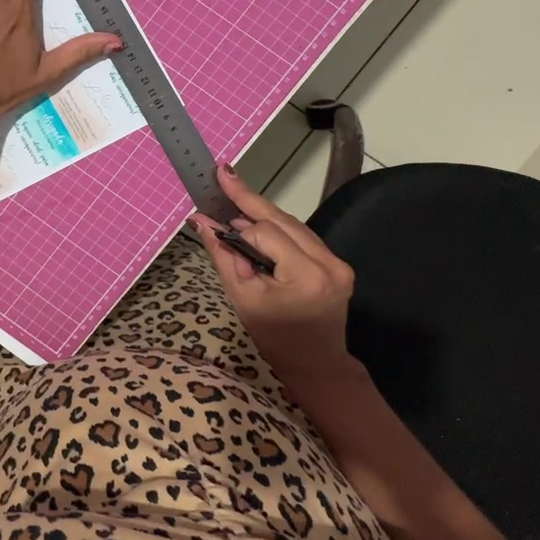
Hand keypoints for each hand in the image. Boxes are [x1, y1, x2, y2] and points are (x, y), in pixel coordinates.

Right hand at [192, 164, 355, 381]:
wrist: (316, 364)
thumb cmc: (274, 337)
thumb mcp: (242, 297)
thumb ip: (223, 255)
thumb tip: (201, 221)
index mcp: (307, 274)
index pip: (265, 233)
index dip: (238, 228)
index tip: (211, 213)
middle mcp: (329, 262)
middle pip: (282, 220)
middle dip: (250, 201)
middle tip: (223, 175)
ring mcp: (337, 262)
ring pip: (292, 224)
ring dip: (262, 215)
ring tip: (232, 204)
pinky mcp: (336, 264)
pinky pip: (301, 236)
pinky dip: (276, 229)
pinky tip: (255, 224)